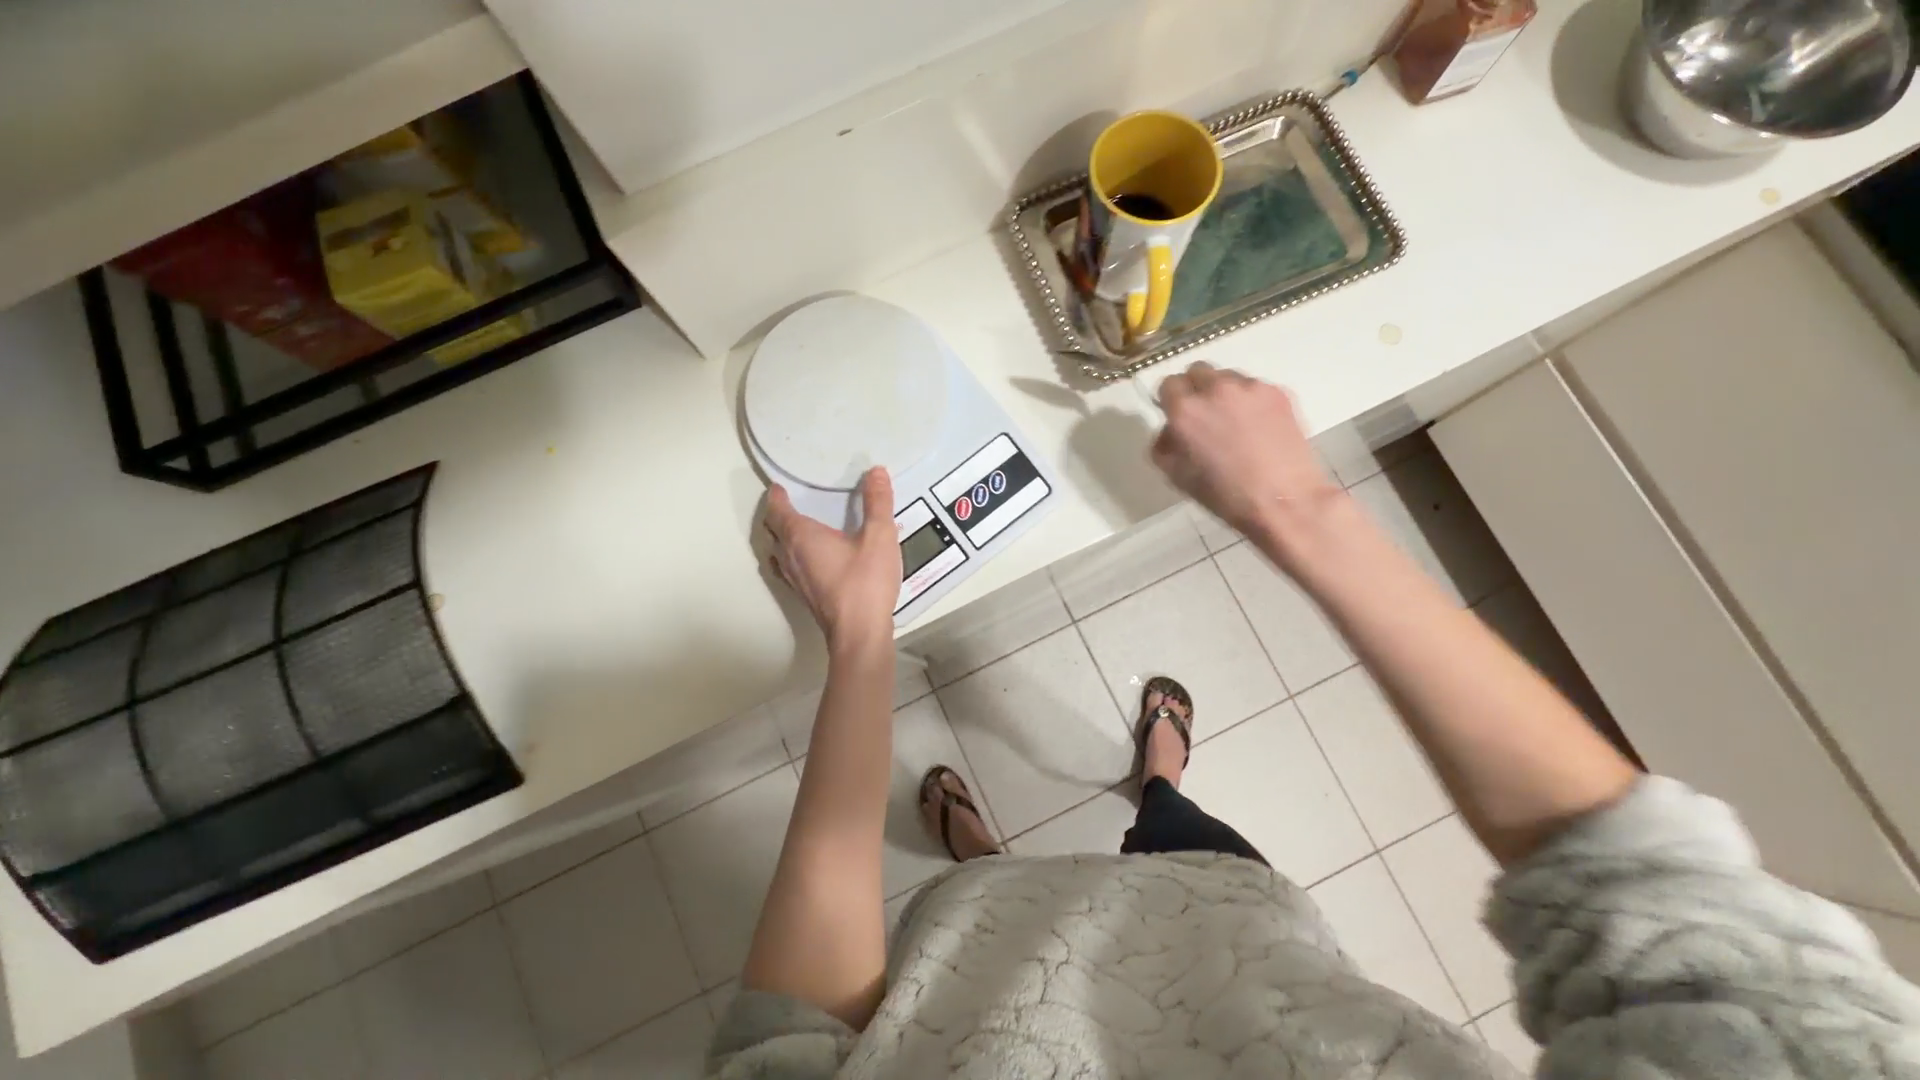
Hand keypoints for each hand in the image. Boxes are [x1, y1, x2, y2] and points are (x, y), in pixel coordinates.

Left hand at [766, 467, 901, 648]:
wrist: (859, 633)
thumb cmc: (865, 582)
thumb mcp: (879, 536)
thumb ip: (878, 503)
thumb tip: (876, 472)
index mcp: (801, 536)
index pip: (777, 510)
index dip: (776, 496)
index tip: (780, 486)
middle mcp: (789, 556)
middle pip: (773, 530)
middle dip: (777, 515)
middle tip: (790, 503)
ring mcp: (794, 579)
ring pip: (777, 552)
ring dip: (782, 538)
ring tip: (798, 529)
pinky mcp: (803, 596)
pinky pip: (788, 569)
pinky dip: (792, 557)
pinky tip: (810, 560)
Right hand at [1151, 361, 1338, 542]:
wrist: (1284, 501)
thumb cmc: (1226, 496)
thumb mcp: (1178, 477)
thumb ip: (1164, 445)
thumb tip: (1171, 430)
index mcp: (1186, 411)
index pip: (1168, 384)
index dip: (1171, 400)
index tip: (1179, 416)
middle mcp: (1215, 389)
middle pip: (1197, 371)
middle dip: (1196, 389)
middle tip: (1206, 416)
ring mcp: (1250, 387)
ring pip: (1228, 377)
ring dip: (1225, 393)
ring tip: (1236, 422)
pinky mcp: (1278, 392)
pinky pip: (1255, 388)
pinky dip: (1252, 402)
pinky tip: (1260, 428)